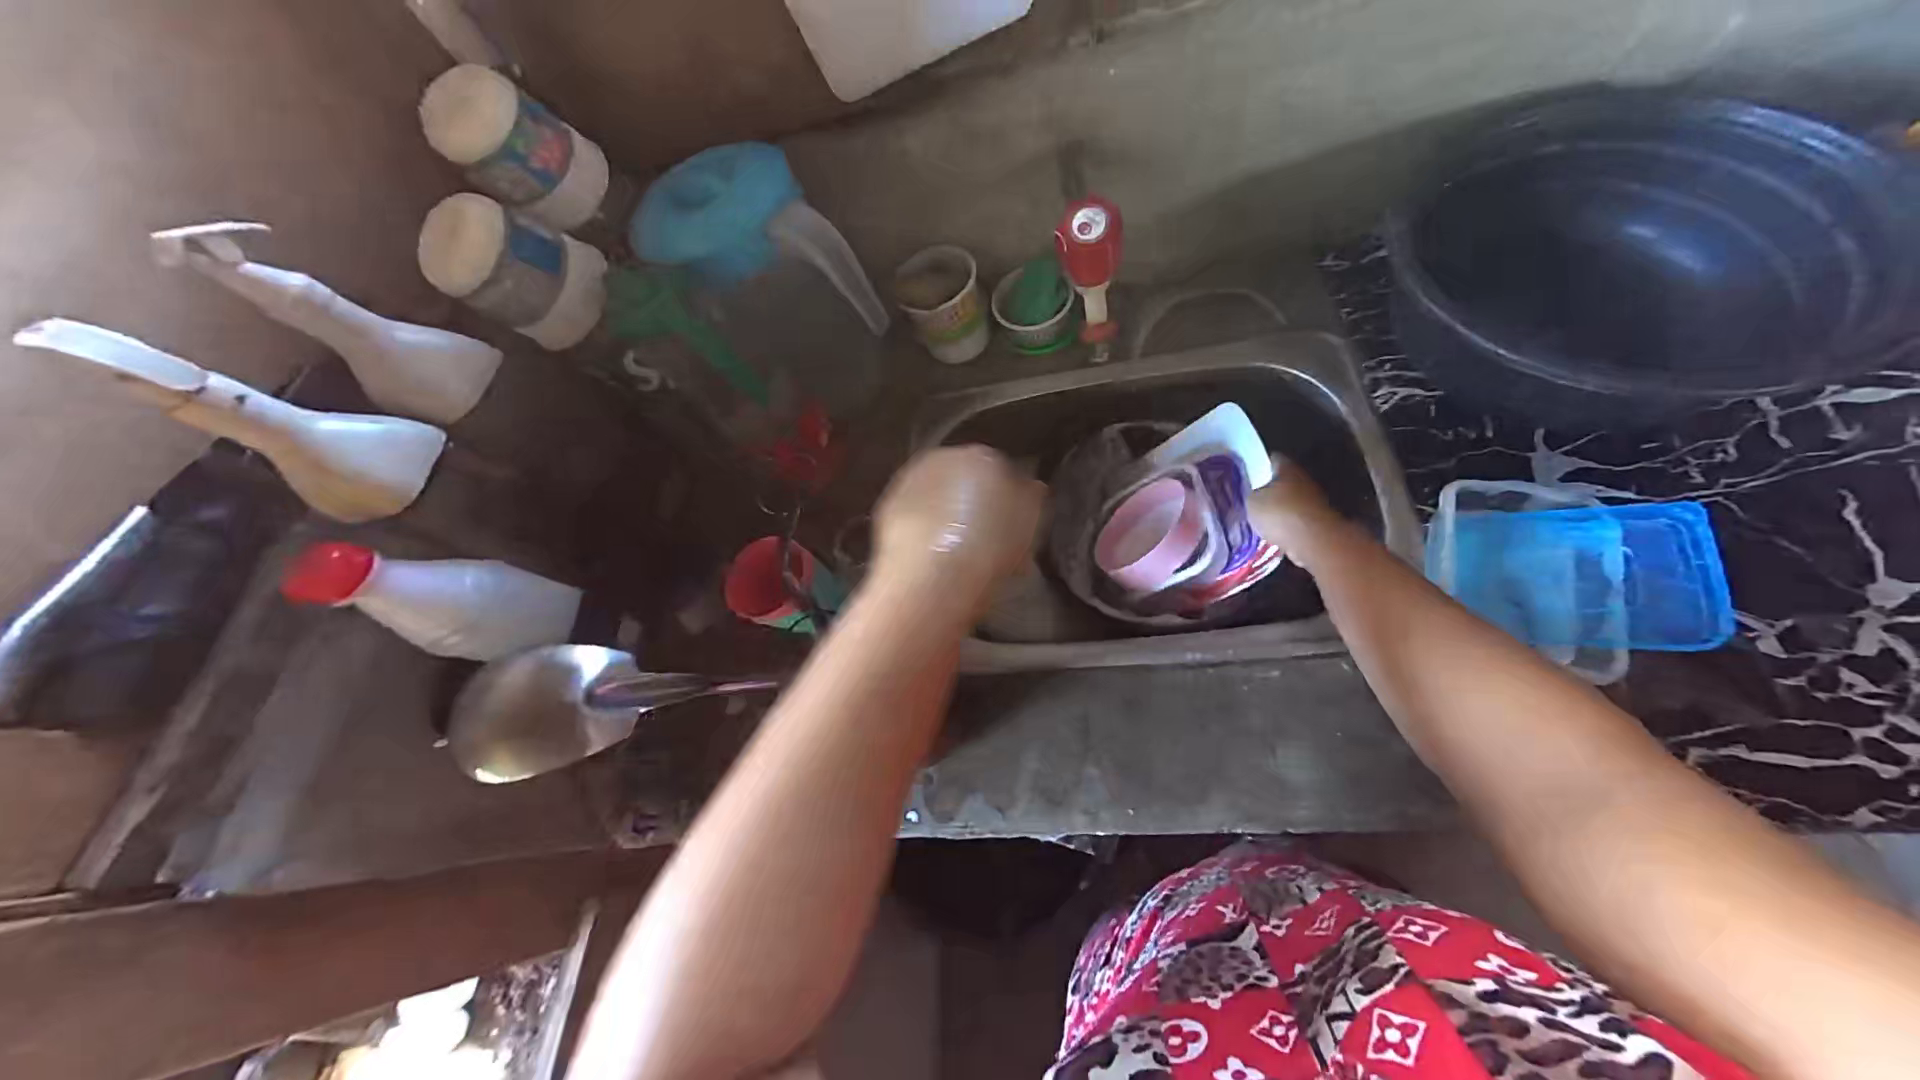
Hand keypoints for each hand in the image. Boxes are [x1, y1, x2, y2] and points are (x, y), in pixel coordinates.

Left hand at [871, 446, 1044, 601]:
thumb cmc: (990, 550)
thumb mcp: (1029, 526)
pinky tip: (931, 555)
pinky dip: (922, 528)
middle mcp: (943, 457)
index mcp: (983, 456)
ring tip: (956, 552)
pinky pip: (915, 514)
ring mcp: (911, 479)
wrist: (931, 579)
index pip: (999, 469)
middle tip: (984, 539)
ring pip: (936, 494)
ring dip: (945, 514)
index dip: (1005, 499)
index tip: (1008, 526)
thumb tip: (1030, 487)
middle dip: (972, 502)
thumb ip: (1030, 498)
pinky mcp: (887, 505)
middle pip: (963, 478)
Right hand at [1247, 457, 1344, 566]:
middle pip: (1283, 479)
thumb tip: (1253, 495)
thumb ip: (1251, 495)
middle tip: (1252, 498)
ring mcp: (1315, 500)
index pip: (1272, 459)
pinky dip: (1288, 524)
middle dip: (1269, 488)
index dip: (1259, 464)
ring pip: (1291, 499)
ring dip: (1280, 507)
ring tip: (1262, 519)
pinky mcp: (1319, 520)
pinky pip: (1297, 518)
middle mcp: (1304, 479)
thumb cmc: (1279, 514)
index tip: (1248, 473)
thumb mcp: (1251, 502)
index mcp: (1287, 468)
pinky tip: (1275, 533)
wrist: (1313, 541)